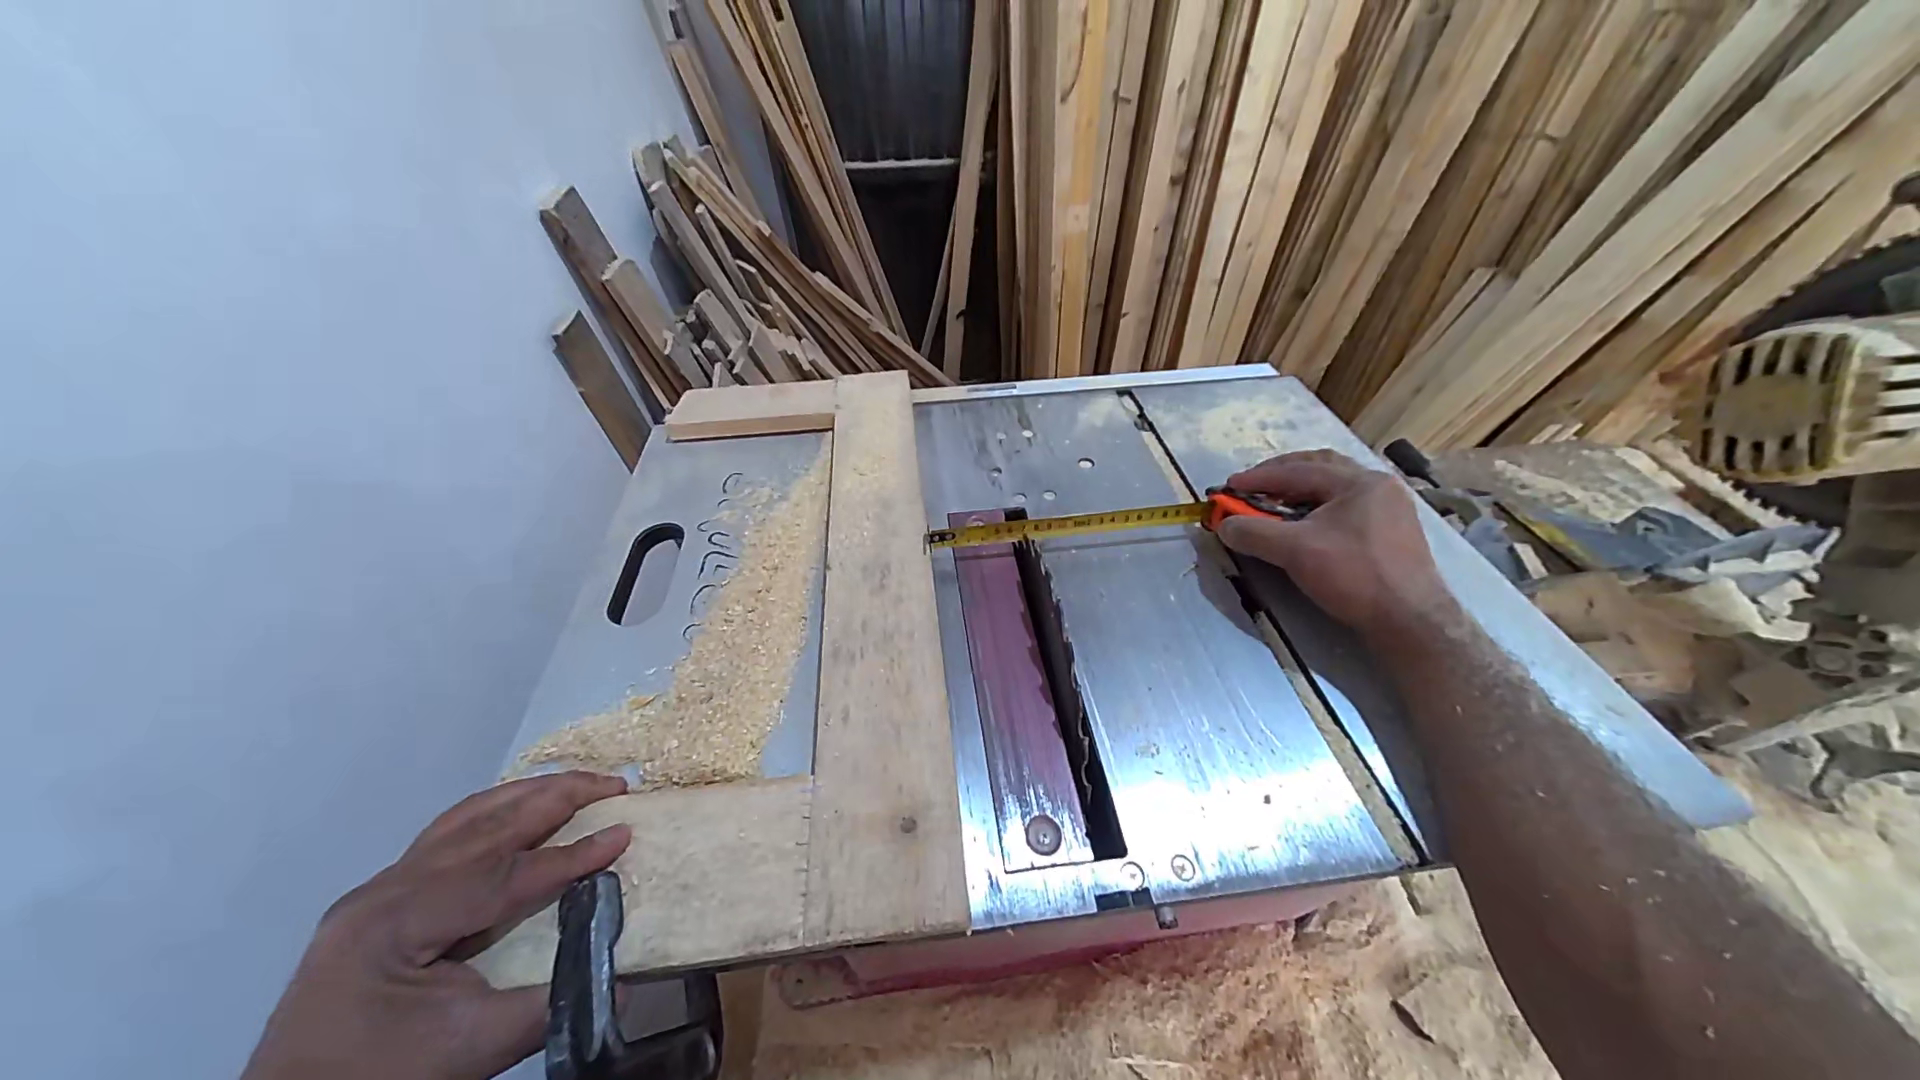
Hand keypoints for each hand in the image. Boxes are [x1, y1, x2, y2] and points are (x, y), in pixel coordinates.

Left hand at [242, 772, 632, 1079]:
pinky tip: (523, 809)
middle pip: (484, 825)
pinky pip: (449, 834)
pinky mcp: (383, 898)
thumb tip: (627, 981)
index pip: (503, 875)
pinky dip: (497, 811)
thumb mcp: (470, 1051)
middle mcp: (385, 890)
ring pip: (465, 818)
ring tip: (580, 784)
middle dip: (556, 797)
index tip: (625, 832)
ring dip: (528, 795)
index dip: (571, 855)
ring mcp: (379, 890)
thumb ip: (552, 1004)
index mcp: (397, 922)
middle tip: (614, 785)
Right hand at [1214, 449, 1450, 640]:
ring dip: (1299, 491)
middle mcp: (1378, 487)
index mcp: (1359, 482)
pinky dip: (1316, 508)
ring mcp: (1389, 508)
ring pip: (1334, 488)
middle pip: (1320, 468)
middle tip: (1252, 486)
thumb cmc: (1354, 575)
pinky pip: (1345, 507)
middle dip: (1282, 474)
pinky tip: (1303, 524)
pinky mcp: (1390, 532)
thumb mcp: (1295, 551)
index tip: (1228, 487)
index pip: (1298, 470)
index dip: (1258, 478)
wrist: (1410, 620)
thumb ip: (1254, 533)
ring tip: (1273, 504)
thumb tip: (1223, 525)